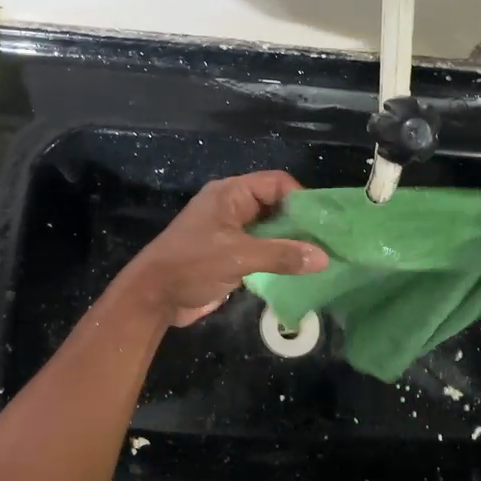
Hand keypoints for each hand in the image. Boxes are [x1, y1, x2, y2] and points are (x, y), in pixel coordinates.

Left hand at [116, 171, 327, 326]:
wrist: (153, 297)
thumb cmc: (191, 266)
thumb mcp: (239, 257)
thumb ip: (282, 256)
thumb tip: (323, 257)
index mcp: (230, 195)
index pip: (275, 183)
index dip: (300, 199)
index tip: (322, 223)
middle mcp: (232, 208)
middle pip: (275, 205)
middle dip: (299, 222)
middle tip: (327, 243)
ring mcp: (230, 232)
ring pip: (270, 229)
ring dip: (290, 242)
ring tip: (319, 258)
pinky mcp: (229, 255)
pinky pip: (261, 249)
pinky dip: (278, 257)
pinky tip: (297, 271)